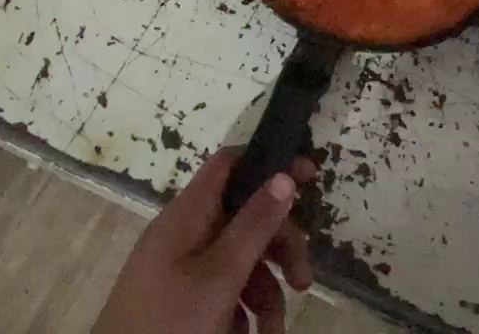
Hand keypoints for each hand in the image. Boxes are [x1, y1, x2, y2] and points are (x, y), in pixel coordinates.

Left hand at [92, 147, 316, 333]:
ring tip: (273, 332)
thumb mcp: (219, 277)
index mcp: (187, 215)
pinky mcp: (180, 303)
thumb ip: (254, 225)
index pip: (230, 163)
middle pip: (244, 217)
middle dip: (279, 247)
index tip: (310, 176)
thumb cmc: (168, 326)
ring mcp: (181, 270)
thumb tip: (284, 175)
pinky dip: (243, 312)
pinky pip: (223, 292)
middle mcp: (185, 234)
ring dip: (265, 292)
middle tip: (302, 280)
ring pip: (239, 261)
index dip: (270, 162)